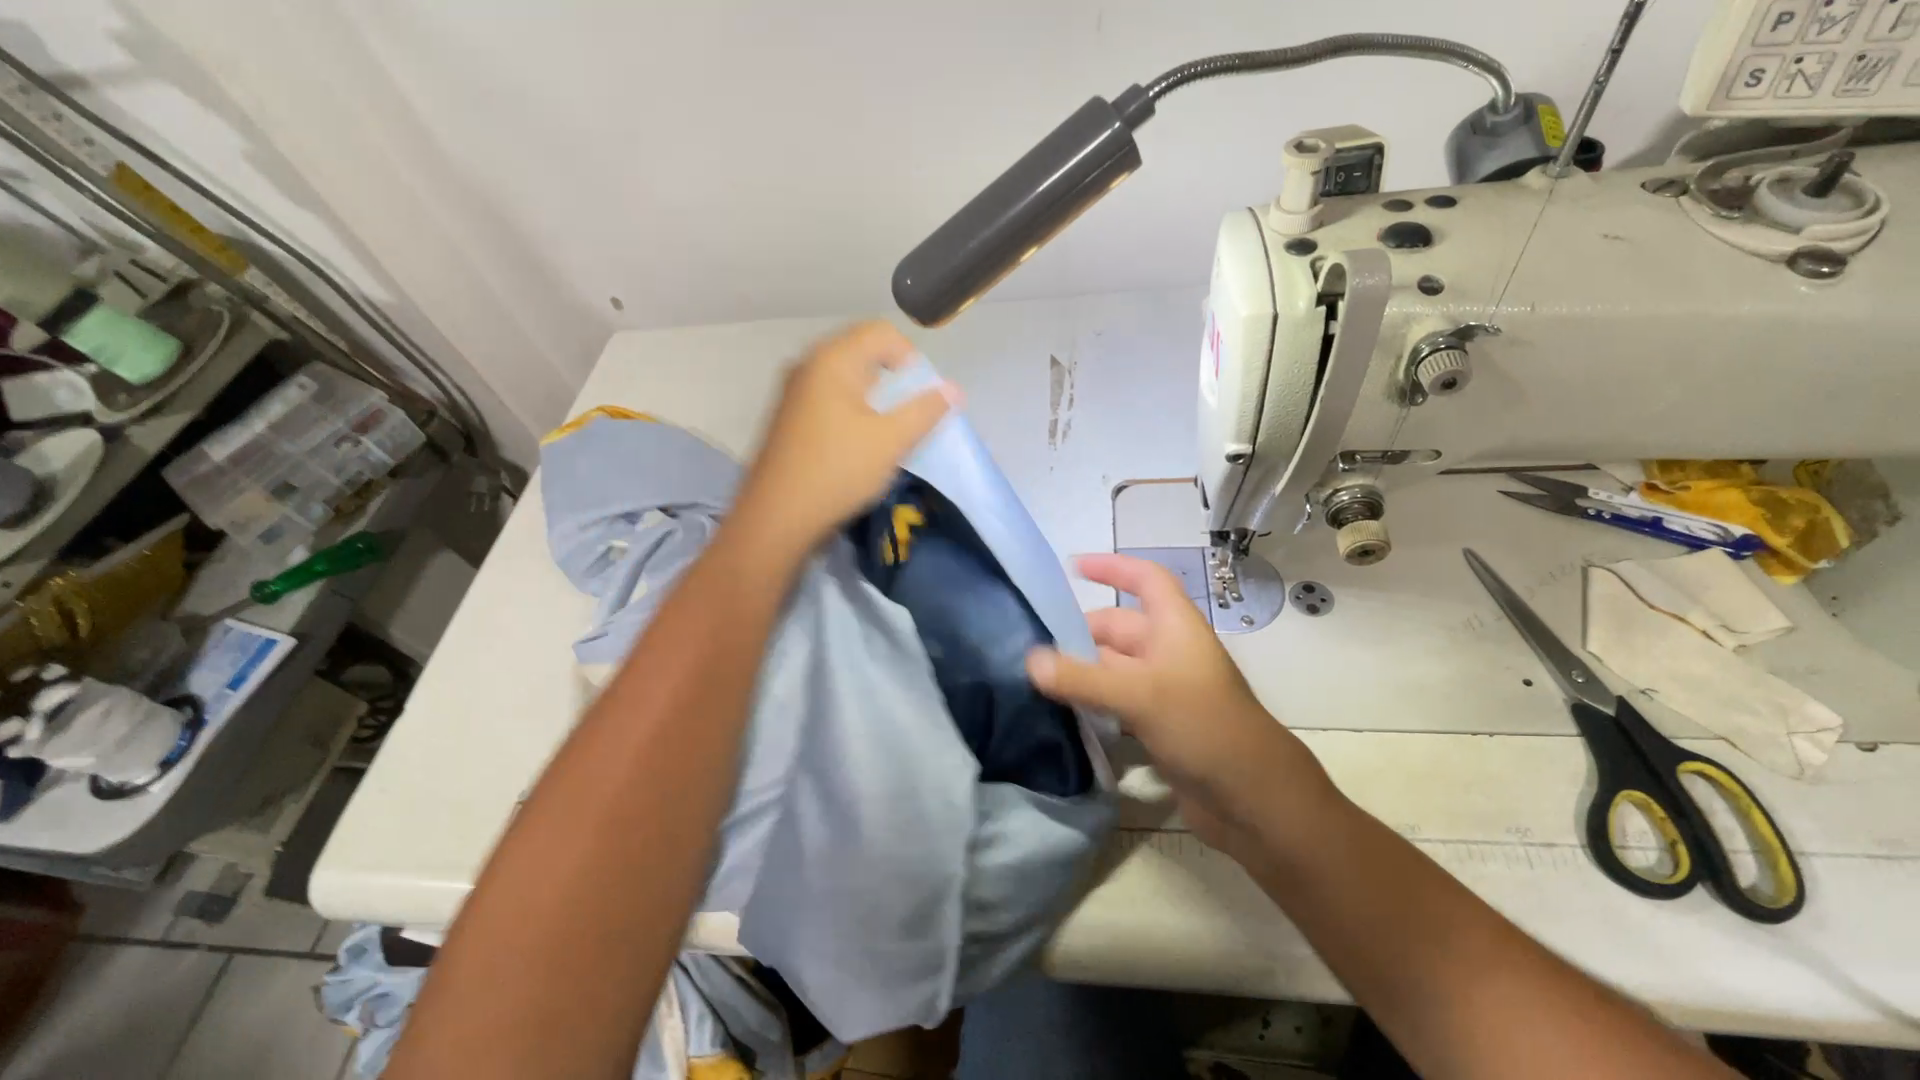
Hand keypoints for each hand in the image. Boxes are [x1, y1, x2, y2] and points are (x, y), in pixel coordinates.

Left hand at [733, 321, 955, 551]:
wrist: (774, 519)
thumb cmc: (837, 472)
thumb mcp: (891, 442)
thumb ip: (926, 411)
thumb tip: (953, 389)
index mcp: (832, 359)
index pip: (882, 333)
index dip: (911, 359)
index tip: (920, 399)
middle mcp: (808, 364)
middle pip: (863, 353)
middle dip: (894, 381)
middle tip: (908, 418)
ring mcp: (792, 391)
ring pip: (846, 379)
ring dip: (874, 400)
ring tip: (887, 436)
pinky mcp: (787, 418)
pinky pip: (829, 399)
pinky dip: (852, 413)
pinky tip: (858, 447)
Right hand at [1025, 554, 1333, 857]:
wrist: (1252, 798)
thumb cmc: (1204, 727)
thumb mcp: (1140, 696)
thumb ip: (1082, 678)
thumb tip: (1029, 660)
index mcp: (1176, 628)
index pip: (1146, 581)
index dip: (1113, 568)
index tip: (1072, 568)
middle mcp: (1169, 654)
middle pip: (1120, 629)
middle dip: (1080, 632)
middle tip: (1030, 645)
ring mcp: (1165, 693)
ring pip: (1114, 669)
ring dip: (1081, 672)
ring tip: (1033, 678)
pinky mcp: (1159, 728)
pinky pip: (1117, 705)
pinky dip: (1091, 704)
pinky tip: (1059, 714)